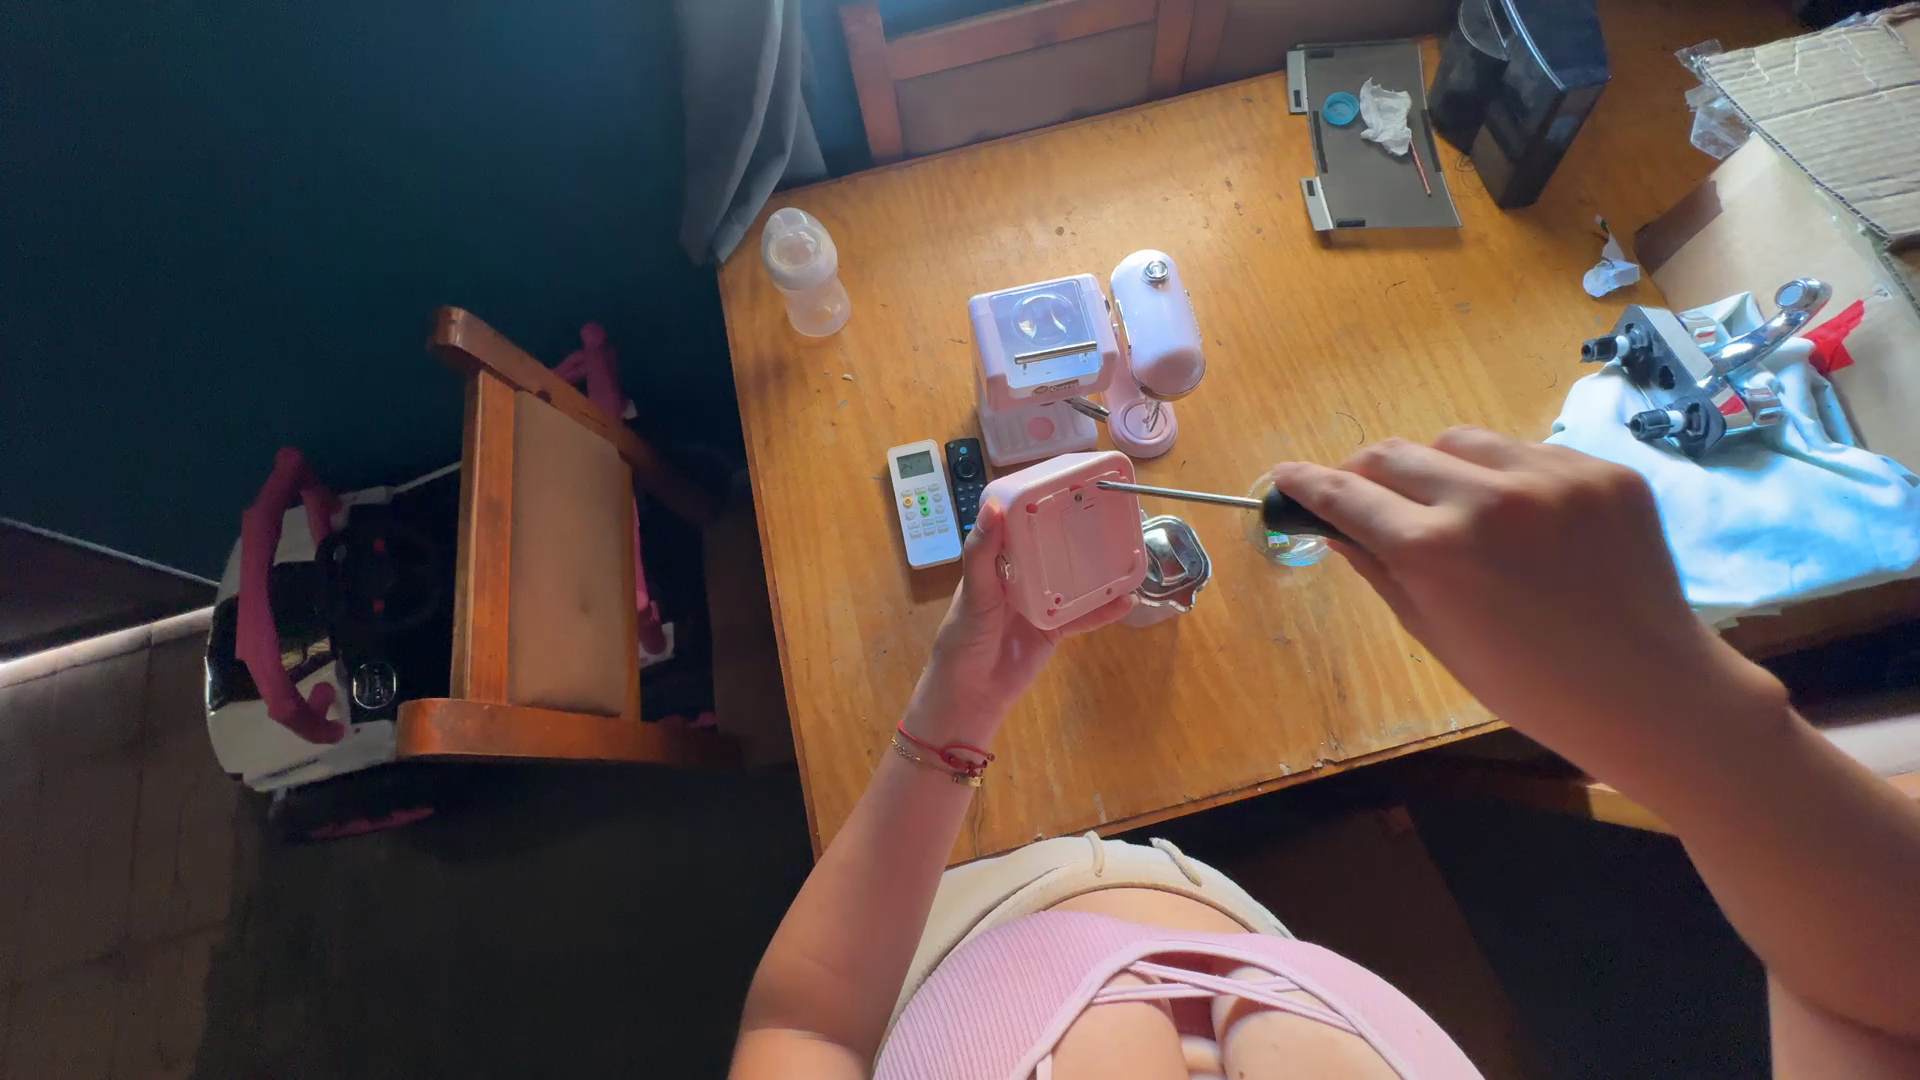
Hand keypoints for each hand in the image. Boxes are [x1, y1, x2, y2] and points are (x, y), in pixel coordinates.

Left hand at [903, 500, 1135, 745]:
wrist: (971, 696)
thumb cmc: (964, 640)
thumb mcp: (974, 594)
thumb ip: (983, 553)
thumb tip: (992, 507)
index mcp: (996, 563)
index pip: (1019, 525)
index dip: (1039, 505)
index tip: (1067, 484)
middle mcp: (1019, 578)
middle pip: (1051, 549)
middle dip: (1075, 533)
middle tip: (1108, 512)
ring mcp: (1040, 604)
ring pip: (1072, 580)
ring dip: (1096, 569)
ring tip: (1125, 550)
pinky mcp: (1054, 631)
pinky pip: (1082, 616)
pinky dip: (1103, 610)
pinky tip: (1125, 599)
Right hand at [1272, 427, 1779, 747]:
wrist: (1652, 694)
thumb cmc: (1520, 681)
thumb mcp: (1426, 628)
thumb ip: (1374, 564)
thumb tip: (1332, 526)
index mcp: (1434, 548)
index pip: (1344, 494)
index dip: (1304, 482)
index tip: (1283, 476)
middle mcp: (1486, 498)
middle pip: (1391, 453)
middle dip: (1360, 471)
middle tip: (1358, 495)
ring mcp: (1551, 478)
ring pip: (1455, 441)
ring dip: (1430, 466)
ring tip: (1443, 502)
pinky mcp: (1600, 472)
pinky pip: (1521, 452)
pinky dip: (1496, 475)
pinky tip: (1511, 515)